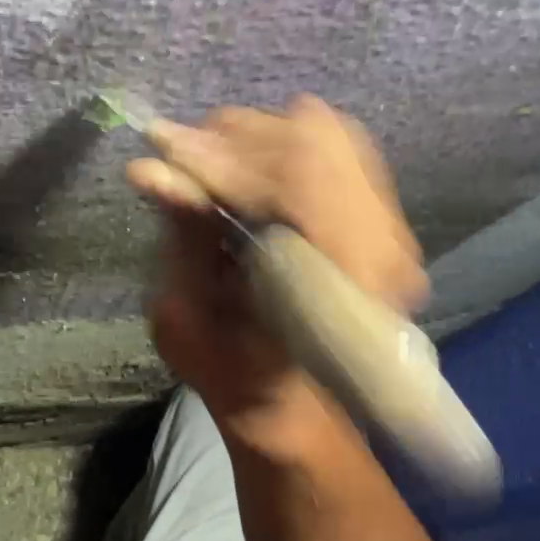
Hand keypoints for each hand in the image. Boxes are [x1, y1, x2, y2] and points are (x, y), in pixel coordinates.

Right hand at [125, 94, 426, 425]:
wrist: (286, 402)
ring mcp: (388, 230)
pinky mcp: (379, 222)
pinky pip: (338, 154)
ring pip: (327, 140)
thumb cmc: (230, 370)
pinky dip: (282, 148)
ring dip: (256, 139)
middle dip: (234, 138)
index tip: (162, 144)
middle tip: (174, 145)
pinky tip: (241, 160)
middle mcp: (380, 245)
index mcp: (335, 277)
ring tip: (201, 153)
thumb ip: (185, 237)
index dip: (223, 155)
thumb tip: (150, 169)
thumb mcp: (191, 315)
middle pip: (313, 146)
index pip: (293, 178)